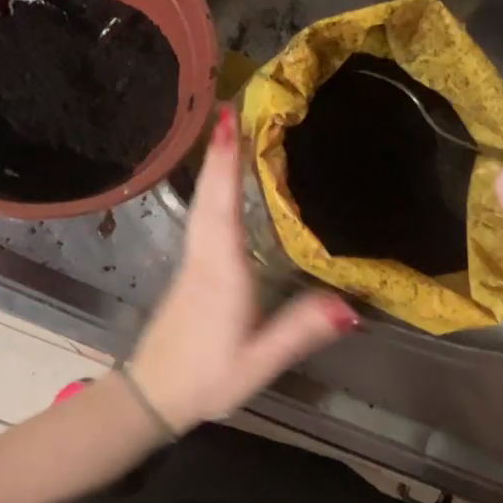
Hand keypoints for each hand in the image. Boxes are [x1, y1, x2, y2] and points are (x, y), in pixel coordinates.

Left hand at [127, 106, 358, 429]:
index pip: (224, 208)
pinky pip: (201, 218)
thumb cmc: (205, 379)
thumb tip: (352, 306)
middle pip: (209, 196)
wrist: (151, 396)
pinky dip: (210, 189)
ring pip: (202, 204)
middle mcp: (204, 259)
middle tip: (230, 106)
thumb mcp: (258, 362)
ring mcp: (193, 263)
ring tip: (227, 131)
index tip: (230, 119)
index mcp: (222, 274)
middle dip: (219, 150)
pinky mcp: (190, 272)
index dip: (227, 163)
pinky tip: (220, 184)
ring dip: (213, 165)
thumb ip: (299, 332)